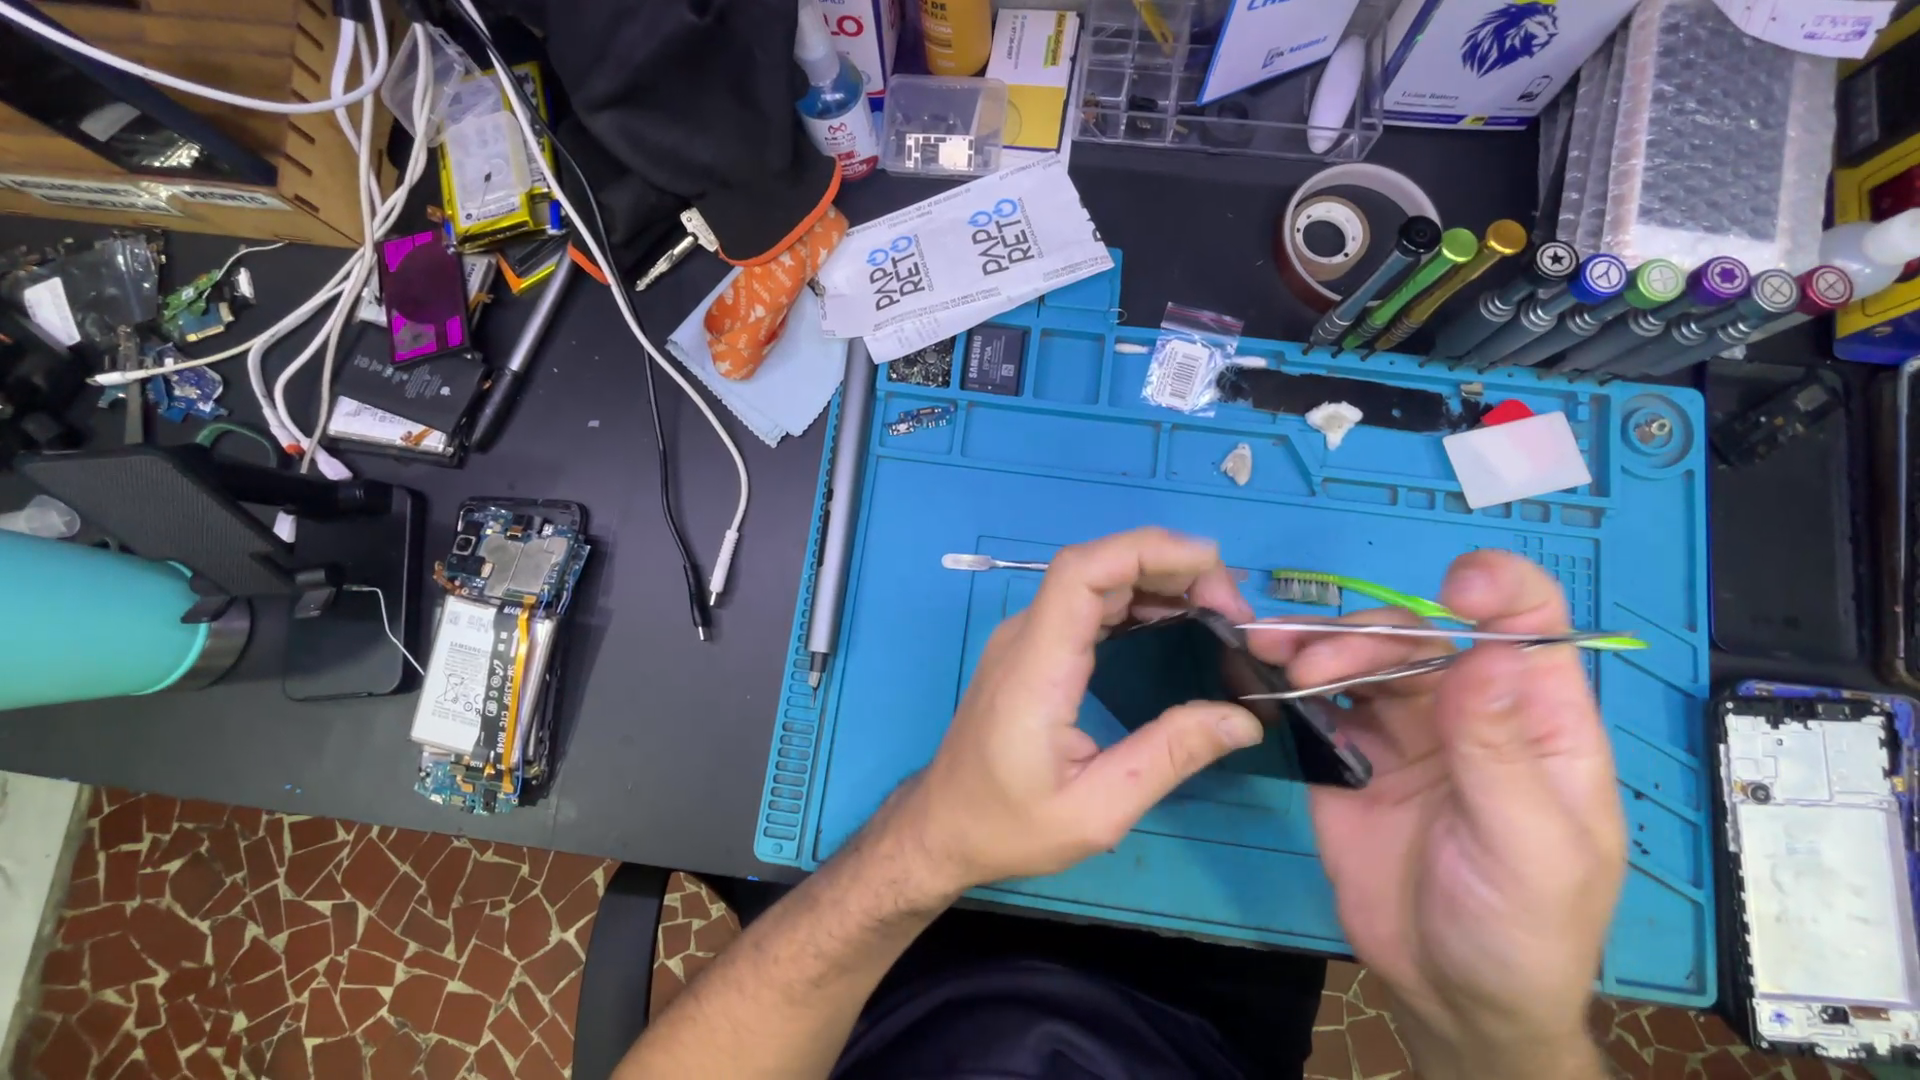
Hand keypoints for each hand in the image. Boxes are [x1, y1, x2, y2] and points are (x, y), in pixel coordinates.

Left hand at [884, 528, 1267, 900]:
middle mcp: (1025, 637)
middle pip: (1095, 568)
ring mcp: (1025, 639)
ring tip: (1217, 611)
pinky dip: (1134, 599)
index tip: (1208, 563)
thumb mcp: (1097, 811)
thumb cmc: (1010, 824)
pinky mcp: (1032, 649)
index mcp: (1036, 667)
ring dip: (1156, 581)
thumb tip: (1242, 719)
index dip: (1144, 551)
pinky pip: (1085, 604)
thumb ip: (1168, 757)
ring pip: (1092, 581)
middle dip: (1169, 569)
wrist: (945, 825)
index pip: (1080, 574)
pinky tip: (1174, 618)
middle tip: (1232, 608)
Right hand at [1248, 552, 1624, 1079]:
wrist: (1447, 994)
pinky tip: (1262, 675)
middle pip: (1419, 636)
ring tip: (1273, 658)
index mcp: (1537, 723)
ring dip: (1317, 648)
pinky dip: (1288, 681)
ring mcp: (1403, 732)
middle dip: (1366, 636)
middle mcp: (1469, 712)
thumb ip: (1501, 751)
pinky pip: (1320, 701)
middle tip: (1312, 664)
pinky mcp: (1348, 755)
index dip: (1500, 591)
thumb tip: (1486, 649)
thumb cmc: (1520, 928)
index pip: (1530, 628)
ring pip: (1361, 659)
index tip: (1452, 587)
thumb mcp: (1528, 848)